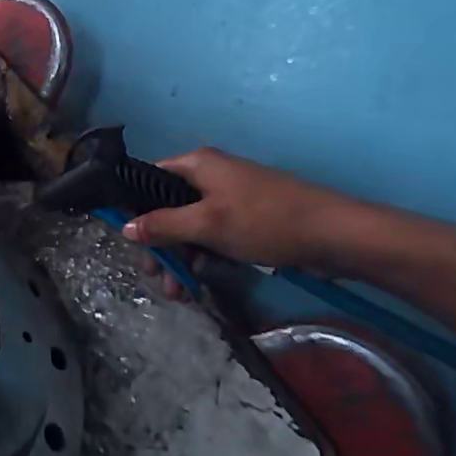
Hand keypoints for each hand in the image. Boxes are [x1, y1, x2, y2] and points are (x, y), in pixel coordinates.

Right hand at [123, 148, 349, 269]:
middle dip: (159, 243)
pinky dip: (202, 254)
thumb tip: (124, 227)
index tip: (129, 242)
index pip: (151, 178)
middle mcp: (210, 175)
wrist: (331, 233)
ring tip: (178, 291)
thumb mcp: (207, 225)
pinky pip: (212, 233)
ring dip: (180, 256)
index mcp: (197, 164)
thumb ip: (163, 225)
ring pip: (190, 224)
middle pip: (169, 206)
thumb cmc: (263, 221)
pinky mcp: (246, 217)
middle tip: (155, 277)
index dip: (136, 208)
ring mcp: (230, 196)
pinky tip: (199, 279)